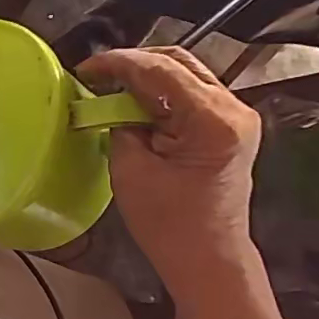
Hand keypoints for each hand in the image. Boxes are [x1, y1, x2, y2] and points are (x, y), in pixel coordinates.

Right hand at [76, 47, 260, 283]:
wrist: (207, 256)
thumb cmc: (167, 222)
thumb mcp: (130, 169)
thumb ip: (121, 124)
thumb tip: (109, 100)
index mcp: (213, 120)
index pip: (160, 71)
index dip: (117, 63)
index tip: (83, 68)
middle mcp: (233, 108)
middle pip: (178, 62)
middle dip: (132, 63)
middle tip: (95, 75)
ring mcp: (235, 115)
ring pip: (185, 73)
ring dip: (145, 76)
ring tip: (108, 87)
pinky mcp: (227, 125)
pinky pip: (189, 92)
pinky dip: (158, 91)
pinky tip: (131, 102)